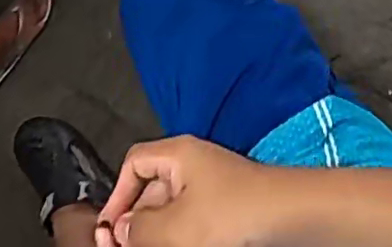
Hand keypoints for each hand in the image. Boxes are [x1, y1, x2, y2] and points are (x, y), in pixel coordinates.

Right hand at [98, 137, 288, 246]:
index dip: (118, 194)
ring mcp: (207, 184)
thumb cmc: (232, 211)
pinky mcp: (221, 206)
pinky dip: (176, 235)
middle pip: (150, 188)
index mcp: (178, 154)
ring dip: (156, 232)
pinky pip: (188, 218)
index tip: (108, 230)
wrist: (283, 216)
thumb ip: (140, 230)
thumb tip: (119, 231)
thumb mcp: (176, 226)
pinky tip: (179, 245)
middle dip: (136, 220)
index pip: (135, 162)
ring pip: (168, 208)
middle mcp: (191, 163)